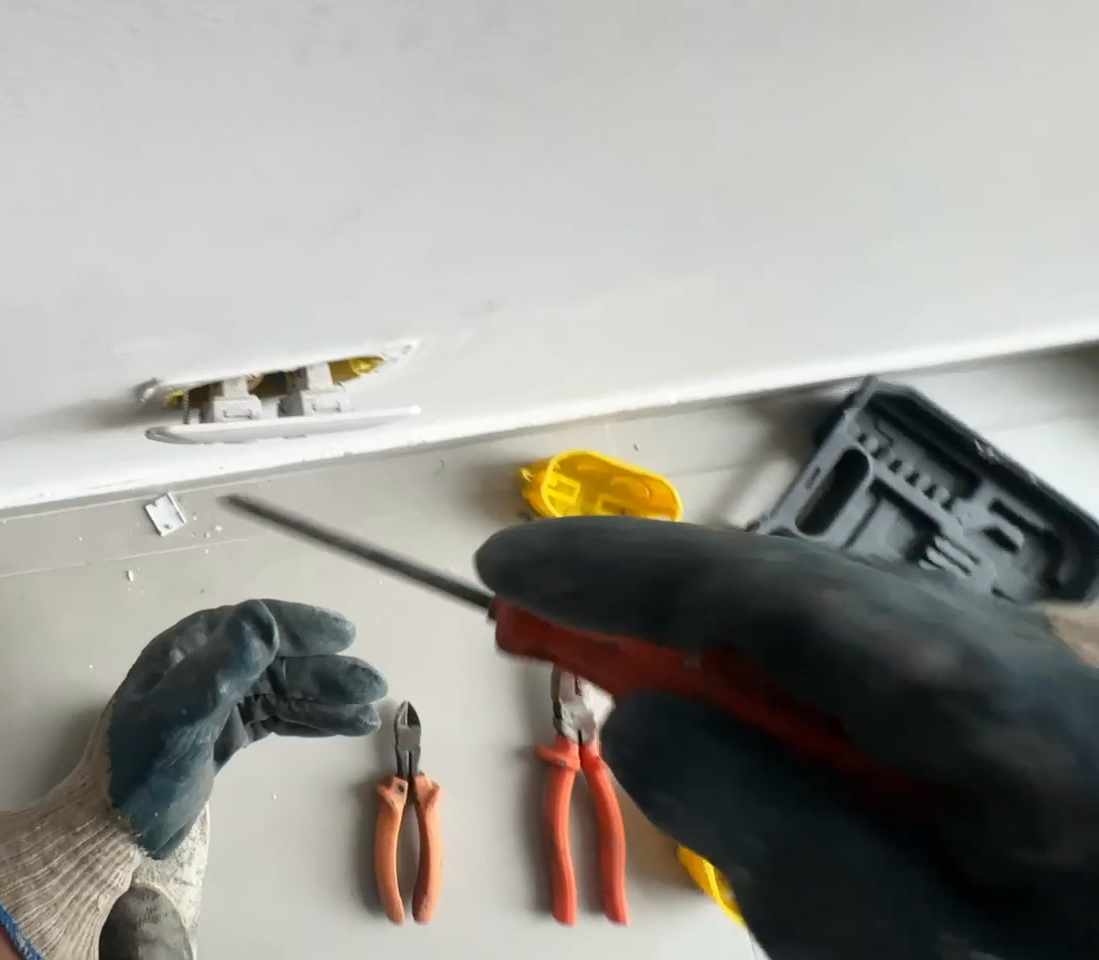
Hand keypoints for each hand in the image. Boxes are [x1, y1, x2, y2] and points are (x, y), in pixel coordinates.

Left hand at [106, 599, 387, 855]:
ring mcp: (215, 700)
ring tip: (368, 708)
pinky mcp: (224, 732)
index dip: (300, 626)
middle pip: (274, 658)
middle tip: (372, 683)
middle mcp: (204, 667)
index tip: (344, 635)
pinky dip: (307, 719)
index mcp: (187, 649)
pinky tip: (341, 723)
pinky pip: (274, 717)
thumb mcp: (178, 715)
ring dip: (323, 695)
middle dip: (322, 668)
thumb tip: (263, 620)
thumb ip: (219, 669)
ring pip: (279, 689)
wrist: (110, 828)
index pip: (253, 625)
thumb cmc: (138, 769)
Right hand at [477, 517, 1098, 959]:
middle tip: (522, 613)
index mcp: (988, 701)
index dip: (614, 568)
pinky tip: (703, 695)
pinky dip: (728, 654)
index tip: (501, 568)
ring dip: (673, 628)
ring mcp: (979, 645)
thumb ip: (775, 843)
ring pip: (783, 605)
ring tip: (594, 654)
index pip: (762, 593)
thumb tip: (634, 724)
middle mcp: (983, 639)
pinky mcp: (964, 666)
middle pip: (765, 582)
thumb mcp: (908, 953)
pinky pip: (813, 635)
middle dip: (628, 593)